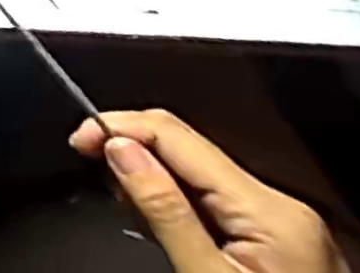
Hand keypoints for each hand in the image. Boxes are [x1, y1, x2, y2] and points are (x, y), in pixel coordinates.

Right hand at [71, 110, 347, 272]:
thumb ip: (164, 211)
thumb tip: (117, 146)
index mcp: (271, 213)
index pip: (172, 134)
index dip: (115, 127)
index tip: (78, 142)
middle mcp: (280, 206)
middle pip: (180, 143)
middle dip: (128, 149)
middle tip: (95, 172)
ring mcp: (280, 219)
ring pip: (187, 164)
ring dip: (146, 174)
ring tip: (134, 213)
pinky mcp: (272, 232)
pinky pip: (205, 189)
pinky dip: (169, 194)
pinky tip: (159, 221)